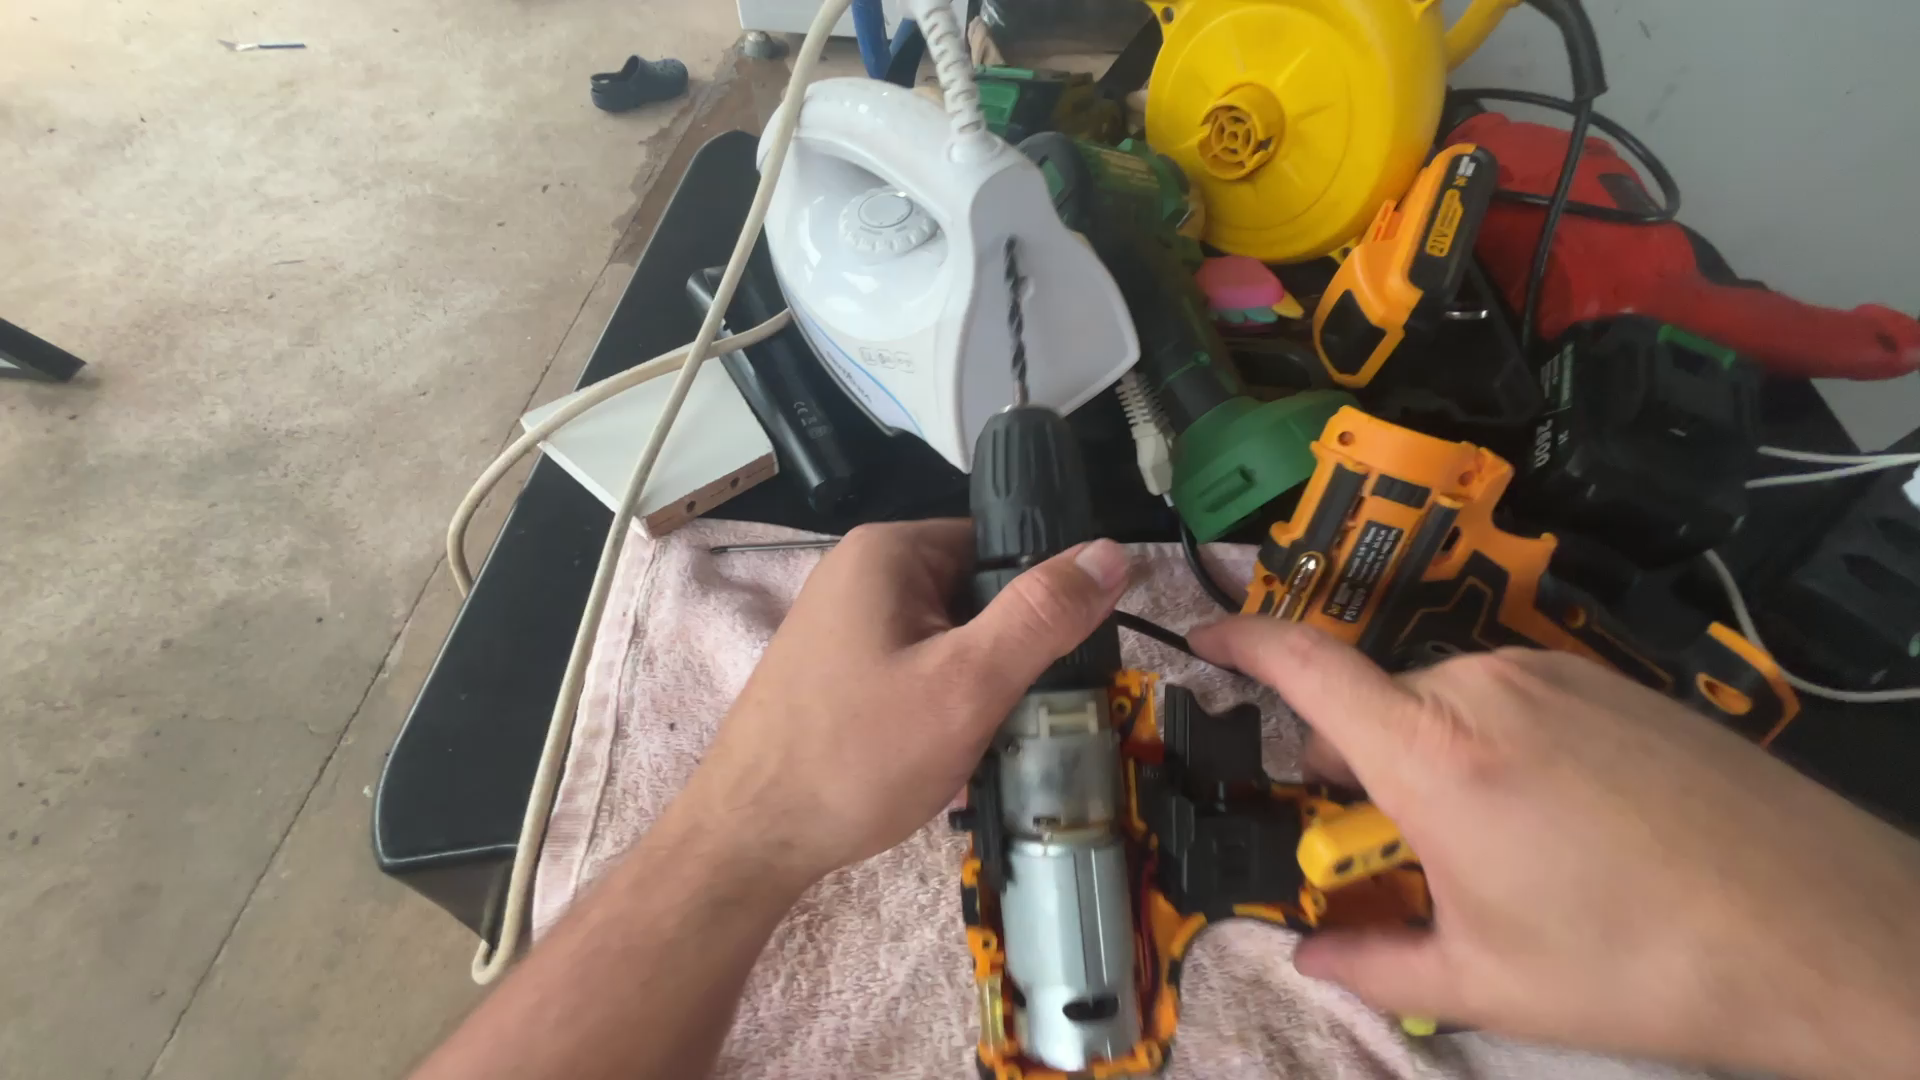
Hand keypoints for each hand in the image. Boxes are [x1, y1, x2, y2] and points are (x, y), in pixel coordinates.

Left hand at [678, 520, 1129, 895]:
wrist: (749, 842)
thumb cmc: (857, 756)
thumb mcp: (966, 684)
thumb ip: (1042, 616)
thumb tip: (1111, 551)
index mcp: (888, 550)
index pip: (997, 543)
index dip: (1041, 596)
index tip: (1068, 656)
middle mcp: (861, 572)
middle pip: (974, 591)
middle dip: (1006, 651)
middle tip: (1024, 710)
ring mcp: (844, 621)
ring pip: (948, 636)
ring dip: (976, 683)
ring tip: (984, 737)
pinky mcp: (838, 667)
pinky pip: (915, 665)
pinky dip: (941, 700)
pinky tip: (945, 748)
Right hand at [1190, 619, 1919, 1079]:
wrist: (1851, 936)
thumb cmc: (1649, 962)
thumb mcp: (1492, 980)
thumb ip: (1373, 964)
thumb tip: (1305, 960)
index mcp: (1430, 754)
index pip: (1303, 665)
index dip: (1239, 640)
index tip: (1201, 639)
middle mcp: (1474, 688)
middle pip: (1370, 699)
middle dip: (1353, 755)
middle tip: (1385, 825)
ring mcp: (1540, 673)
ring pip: (1433, 698)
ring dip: (1421, 749)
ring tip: (1486, 826)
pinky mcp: (1593, 677)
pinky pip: (1498, 692)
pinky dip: (1481, 735)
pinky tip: (1550, 804)